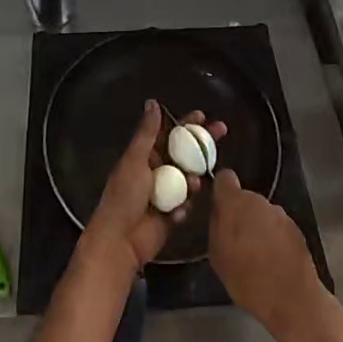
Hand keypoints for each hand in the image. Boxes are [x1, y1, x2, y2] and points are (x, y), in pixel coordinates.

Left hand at [84, 100, 225, 272]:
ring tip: (193, 183)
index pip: (169, 135)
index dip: (185, 124)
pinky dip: (184, 206)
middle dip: (201, 144)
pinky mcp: (172, 214)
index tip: (203, 116)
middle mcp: (156, 172)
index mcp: (144, 156)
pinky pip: (186, 204)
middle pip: (184, 153)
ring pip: (188, 179)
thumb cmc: (124, 195)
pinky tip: (177, 211)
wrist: (121, 239)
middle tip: (221, 131)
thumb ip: (147, 133)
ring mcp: (165, 193)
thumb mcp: (135, 159)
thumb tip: (152, 102)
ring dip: (193, 179)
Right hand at [210, 169, 332, 341]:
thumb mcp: (217, 255)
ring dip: (256, 225)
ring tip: (254, 252)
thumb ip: (216, 225)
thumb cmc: (246, 278)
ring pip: (261, 212)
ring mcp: (280, 213)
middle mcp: (259, 201)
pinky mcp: (295, 227)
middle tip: (234, 238)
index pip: (224, 178)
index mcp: (235, 203)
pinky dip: (272, 235)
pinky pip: (276, 225)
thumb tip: (219, 212)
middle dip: (239, 213)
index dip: (221, 189)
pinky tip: (271, 257)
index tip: (218, 205)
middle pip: (244, 198)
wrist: (291, 298)